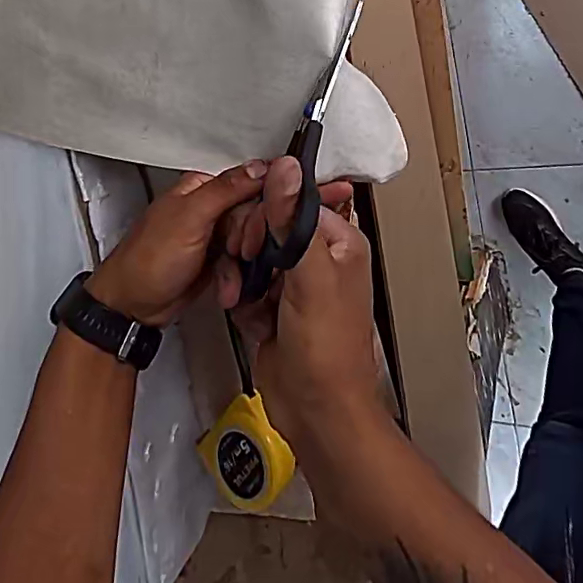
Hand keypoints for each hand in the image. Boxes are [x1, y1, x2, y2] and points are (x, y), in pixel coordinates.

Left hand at [85, 161, 267, 326]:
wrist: (130, 309)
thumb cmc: (146, 263)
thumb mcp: (190, 219)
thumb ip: (226, 190)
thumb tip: (259, 167)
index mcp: (200, 188)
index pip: (249, 183)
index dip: (258, 207)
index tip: (258, 227)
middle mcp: (208, 207)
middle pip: (252, 215)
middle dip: (249, 239)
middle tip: (240, 252)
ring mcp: (212, 234)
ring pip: (250, 240)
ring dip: (244, 263)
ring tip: (231, 275)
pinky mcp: (215, 258)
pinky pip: (241, 262)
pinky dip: (237, 277)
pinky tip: (228, 287)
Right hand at [218, 157, 381, 445]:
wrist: (316, 412)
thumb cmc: (329, 348)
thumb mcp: (310, 275)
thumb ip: (294, 221)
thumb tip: (287, 169)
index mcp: (340, 242)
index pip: (297, 204)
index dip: (271, 215)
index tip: (254, 234)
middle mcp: (319, 259)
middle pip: (273, 229)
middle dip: (253, 248)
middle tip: (246, 265)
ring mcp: (295, 285)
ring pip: (255, 258)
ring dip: (243, 276)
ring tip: (245, 296)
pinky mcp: (274, 309)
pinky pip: (247, 287)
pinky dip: (241, 300)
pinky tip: (249, 318)